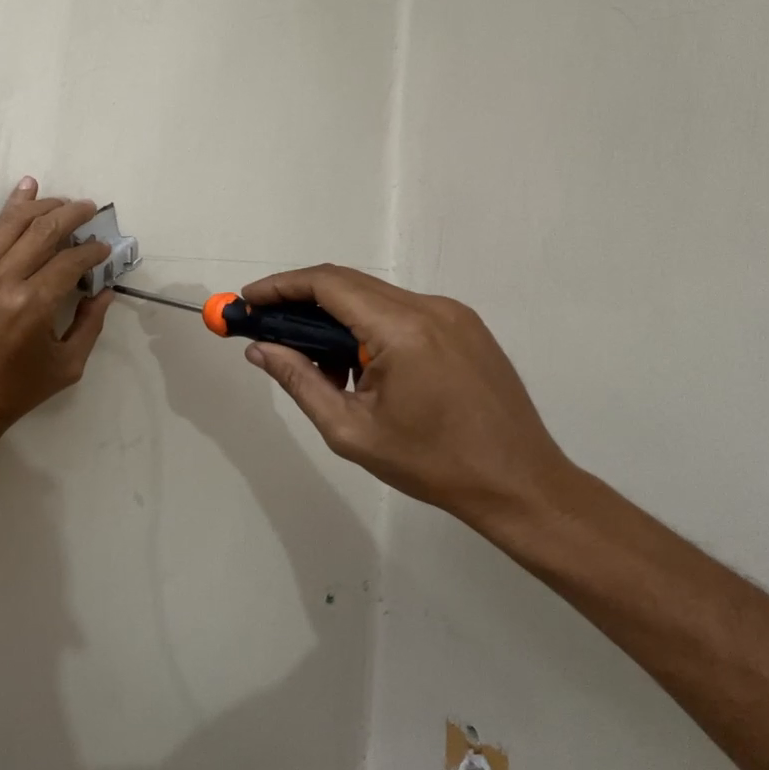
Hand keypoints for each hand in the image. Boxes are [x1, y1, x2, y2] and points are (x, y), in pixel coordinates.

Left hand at [0, 179, 118, 445]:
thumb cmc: (13, 393)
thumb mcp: (66, 367)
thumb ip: (90, 325)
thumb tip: (105, 290)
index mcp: (34, 306)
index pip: (70, 261)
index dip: (92, 250)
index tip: (104, 248)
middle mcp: (5, 281)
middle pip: (44, 231)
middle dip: (72, 214)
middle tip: (90, 209)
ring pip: (12, 224)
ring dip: (41, 206)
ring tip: (61, 201)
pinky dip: (8, 212)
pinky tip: (23, 193)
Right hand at [240, 265, 572, 525]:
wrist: (520, 484)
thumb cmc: (431, 464)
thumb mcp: (350, 430)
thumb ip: (299, 381)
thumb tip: (259, 348)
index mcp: (401, 330)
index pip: (327, 284)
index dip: (280, 287)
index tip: (248, 302)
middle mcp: (430, 308)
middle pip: (348, 284)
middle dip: (299, 300)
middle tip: (264, 326)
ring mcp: (453, 315)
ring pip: (374, 298)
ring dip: (334, 317)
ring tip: (315, 363)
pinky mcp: (466, 328)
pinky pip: (401, 312)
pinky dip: (367, 327)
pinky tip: (357, 366)